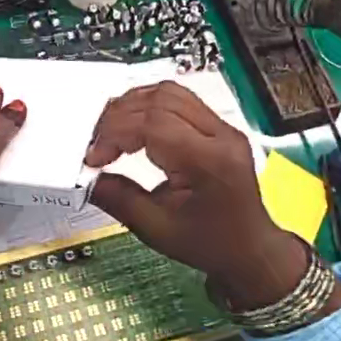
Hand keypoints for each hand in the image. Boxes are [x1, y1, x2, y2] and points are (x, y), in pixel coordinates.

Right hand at [84, 81, 340, 313]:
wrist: (250, 249)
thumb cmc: (211, 243)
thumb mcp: (156, 229)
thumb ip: (119, 199)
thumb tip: (89, 177)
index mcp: (209, 162)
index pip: (153, 123)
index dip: (114, 133)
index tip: (94, 158)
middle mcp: (221, 136)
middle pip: (160, 100)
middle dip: (118, 117)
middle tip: (97, 144)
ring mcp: (222, 128)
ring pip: (169, 92)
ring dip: (132, 106)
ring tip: (111, 132)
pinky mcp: (216, 127)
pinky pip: (178, 100)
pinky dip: (147, 107)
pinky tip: (132, 126)